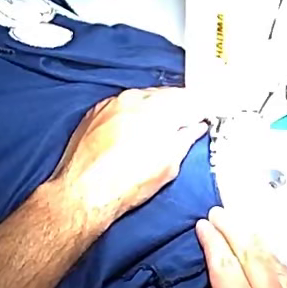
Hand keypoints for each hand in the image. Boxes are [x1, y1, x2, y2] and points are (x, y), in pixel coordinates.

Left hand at [47, 88, 206, 228]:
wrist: (83, 192)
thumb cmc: (124, 184)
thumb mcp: (168, 165)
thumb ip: (185, 140)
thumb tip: (194, 129)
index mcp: (159, 108)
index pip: (189, 98)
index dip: (200, 108)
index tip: (203, 115)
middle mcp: (134, 99)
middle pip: (165, 95)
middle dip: (176, 108)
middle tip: (183, 125)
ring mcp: (112, 103)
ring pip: (141, 99)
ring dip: (152, 111)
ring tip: (155, 134)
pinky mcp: (94, 112)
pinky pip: (120, 106)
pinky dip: (129, 115)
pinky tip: (130, 134)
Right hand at [187, 206, 286, 287]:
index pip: (225, 265)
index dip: (212, 240)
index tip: (203, 224)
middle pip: (257, 258)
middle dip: (238, 230)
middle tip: (222, 212)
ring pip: (283, 272)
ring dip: (262, 247)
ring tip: (246, 231)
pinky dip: (282, 274)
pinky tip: (274, 270)